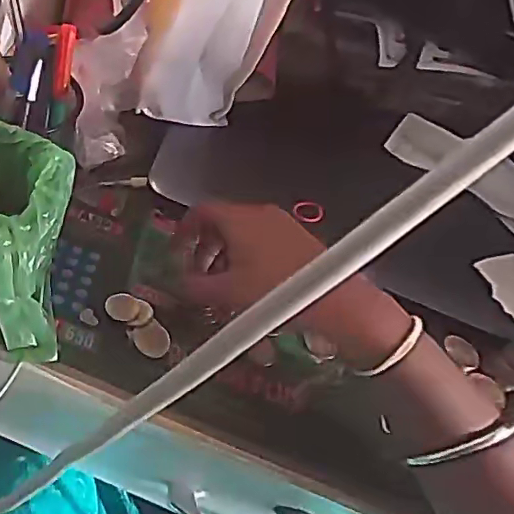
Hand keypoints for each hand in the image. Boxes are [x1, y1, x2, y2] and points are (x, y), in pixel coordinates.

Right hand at [172, 203, 412, 360]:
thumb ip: (194, 286)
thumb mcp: (226, 292)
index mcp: (240, 219)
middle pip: (220, 224)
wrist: (335, 302)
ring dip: (225, 258)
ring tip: (223, 286)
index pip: (200, 211)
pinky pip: (261, 243)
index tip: (177, 250)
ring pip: (241, 235)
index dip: (183, 231)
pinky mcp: (296, 240)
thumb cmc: (281, 292)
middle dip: (204, 251)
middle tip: (198, 274)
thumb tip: (181, 285)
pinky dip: (247, 260)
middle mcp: (262, 215)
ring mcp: (282, 226)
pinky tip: (248, 288)